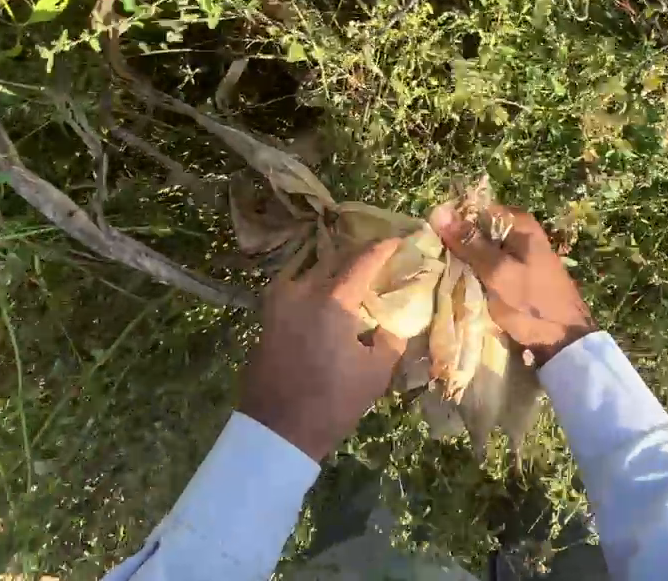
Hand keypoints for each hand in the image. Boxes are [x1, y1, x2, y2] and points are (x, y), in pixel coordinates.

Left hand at [238, 238, 407, 459]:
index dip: (383, 247)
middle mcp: (303, 288)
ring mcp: (280, 298)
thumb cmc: (330, 402)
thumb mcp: (374, 373)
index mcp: (332, 299)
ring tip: (355, 275)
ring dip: (336, 268)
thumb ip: (389, 338)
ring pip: (314, 269)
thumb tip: (394, 320)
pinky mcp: (268, 312)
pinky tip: (328, 294)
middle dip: (359, 255)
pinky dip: (316, 282)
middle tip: (380, 257)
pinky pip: (297, 284)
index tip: (399, 239)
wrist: (276, 429)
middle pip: (336, 259)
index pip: (363, 260)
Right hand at [432, 203, 594, 364]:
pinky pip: (486, 264)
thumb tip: (438, 211)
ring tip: (444, 273)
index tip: (435, 242)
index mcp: (519, 223)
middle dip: (457, 243)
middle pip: (477, 229)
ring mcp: (517, 253)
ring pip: (479, 248)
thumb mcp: (498, 272)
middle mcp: (519, 232)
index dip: (453, 224)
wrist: (564, 342)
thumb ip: (470, 243)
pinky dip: (474, 272)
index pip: (475, 210)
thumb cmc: (532, 304)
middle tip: (437, 261)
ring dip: (463, 260)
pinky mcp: (514, 272)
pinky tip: (460, 283)